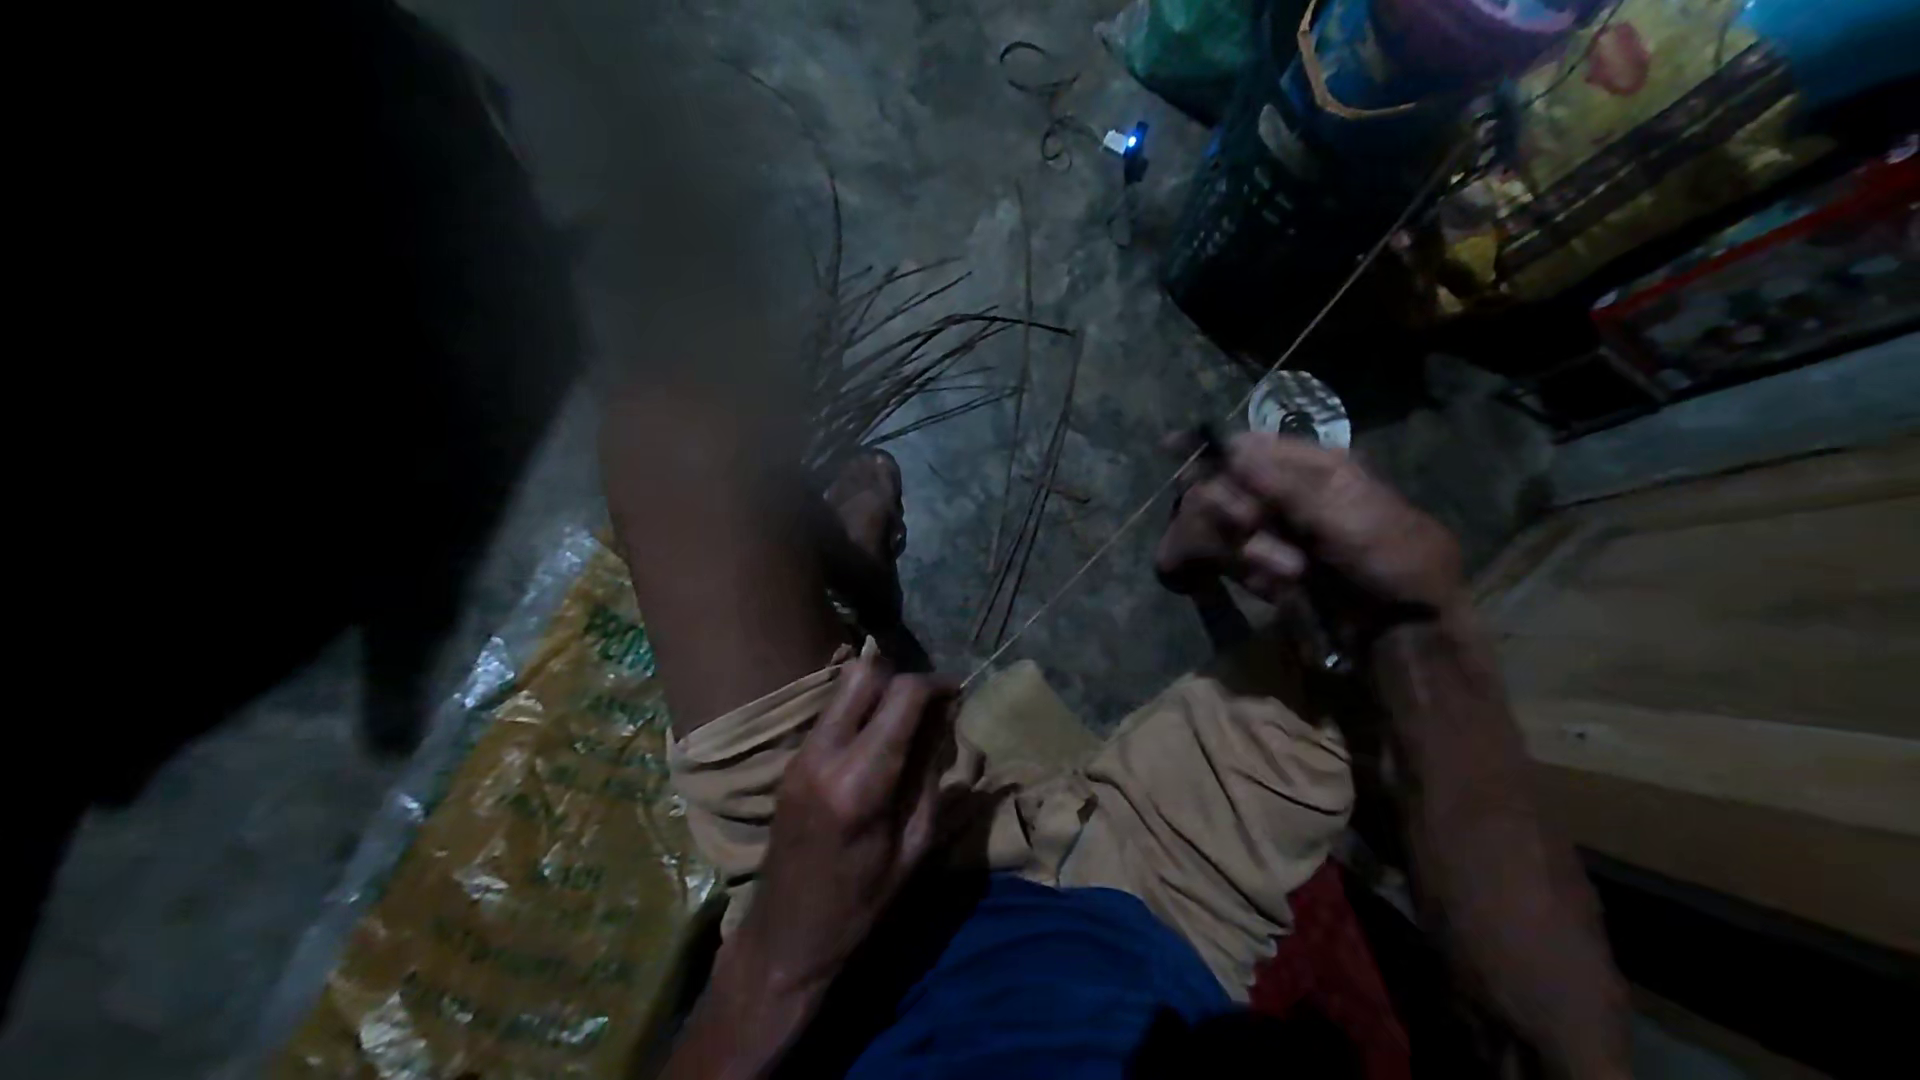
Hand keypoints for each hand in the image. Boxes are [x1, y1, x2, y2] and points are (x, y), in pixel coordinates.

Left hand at [730, 653, 955, 997]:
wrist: (786, 935)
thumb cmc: (860, 903)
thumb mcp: (914, 846)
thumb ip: (929, 774)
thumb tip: (943, 719)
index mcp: (860, 781)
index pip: (902, 696)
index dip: (936, 684)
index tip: (958, 692)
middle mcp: (824, 754)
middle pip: (864, 672)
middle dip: (902, 677)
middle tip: (929, 703)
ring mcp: (801, 754)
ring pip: (844, 687)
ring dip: (880, 691)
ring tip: (908, 721)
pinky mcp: (791, 760)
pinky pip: (832, 712)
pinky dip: (861, 710)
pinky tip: (879, 741)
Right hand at [1155, 432, 1464, 614]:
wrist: (1406, 625)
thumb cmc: (1392, 559)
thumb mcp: (1346, 516)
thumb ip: (1285, 486)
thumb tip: (1233, 450)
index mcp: (1312, 468)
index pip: (1246, 448)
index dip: (1214, 456)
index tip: (1181, 463)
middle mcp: (1285, 495)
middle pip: (1224, 488)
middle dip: (1230, 510)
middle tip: (1248, 528)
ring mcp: (1274, 532)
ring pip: (1224, 529)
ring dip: (1249, 552)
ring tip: (1290, 574)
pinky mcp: (1265, 566)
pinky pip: (1234, 562)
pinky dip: (1250, 573)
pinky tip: (1278, 587)